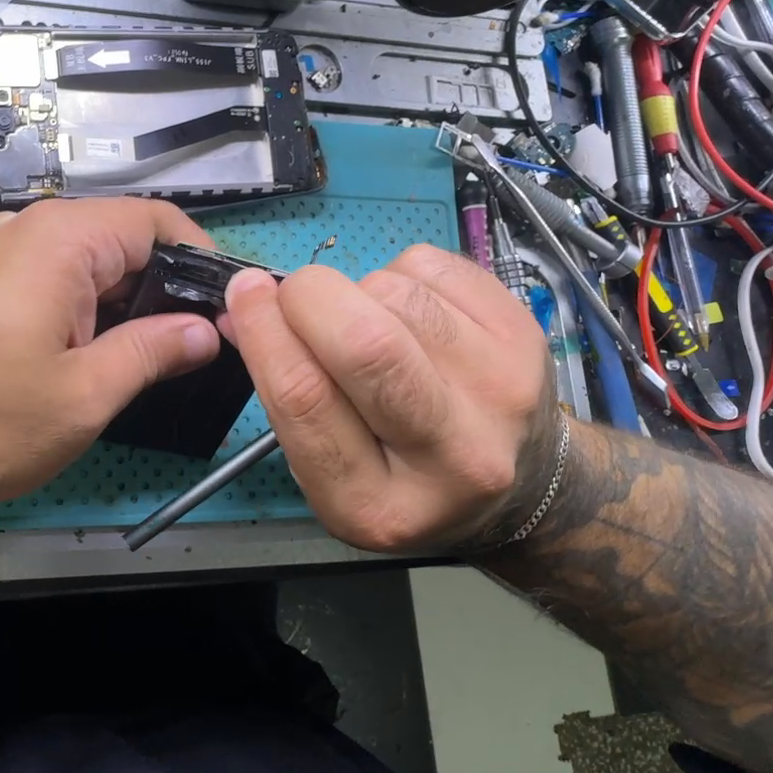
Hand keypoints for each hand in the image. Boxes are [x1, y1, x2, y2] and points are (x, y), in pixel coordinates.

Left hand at [0, 198, 222, 515]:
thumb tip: (204, 330)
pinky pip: (46, 280)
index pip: (157, 221)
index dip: (202, 262)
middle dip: (161, 290)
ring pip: (83, 264)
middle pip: (120, 240)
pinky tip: (84, 359)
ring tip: (141, 364)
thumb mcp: (82, 396)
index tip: (225, 311)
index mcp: (60, 241)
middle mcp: (25, 230)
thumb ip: (153, 352)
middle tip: (191, 351)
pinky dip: (78, 311)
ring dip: (119, 306)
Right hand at [220, 245, 556, 553]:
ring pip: (397, 293)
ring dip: (358, 289)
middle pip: (366, 344)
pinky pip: (436, 267)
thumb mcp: (325, 470)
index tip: (244, 291)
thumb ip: (284, 392)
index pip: (305, 398)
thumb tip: (244, 300)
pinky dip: (400, 272)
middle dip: (310, 297)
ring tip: (365, 319)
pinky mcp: (528, 340)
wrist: (522, 490)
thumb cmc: (396, 474)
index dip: (264, 332)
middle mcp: (450, 459)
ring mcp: (503, 396)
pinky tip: (407, 310)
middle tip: (294, 293)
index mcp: (374, 505)